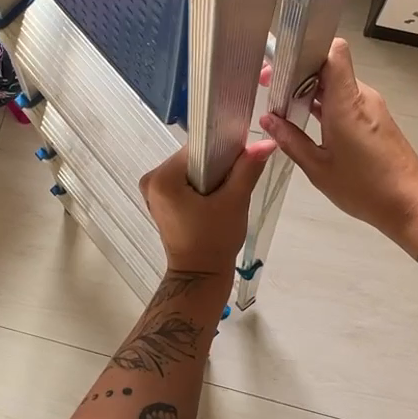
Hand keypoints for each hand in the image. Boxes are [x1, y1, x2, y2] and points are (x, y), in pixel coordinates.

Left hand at [140, 139, 276, 273]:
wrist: (200, 276)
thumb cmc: (214, 241)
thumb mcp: (234, 202)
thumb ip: (247, 169)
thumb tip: (266, 142)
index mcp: (162, 178)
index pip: (195, 149)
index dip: (220, 151)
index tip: (239, 162)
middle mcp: (151, 181)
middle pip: (191, 159)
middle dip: (215, 167)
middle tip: (234, 182)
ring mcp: (153, 192)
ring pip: (190, 170)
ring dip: (209, 177)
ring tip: (225, 193)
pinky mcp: (161, 202)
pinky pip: (184, 182)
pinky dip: (200, 186)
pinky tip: (214, 200)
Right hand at [259, 38, 417, 241]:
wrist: (412, 205)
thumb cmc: (365, 189)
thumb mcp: (318, 169)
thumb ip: (291, 140)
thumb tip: (268, 120)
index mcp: (346, 102)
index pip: (332, 52)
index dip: (305, 49)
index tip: (278, 66)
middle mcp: (361, 96)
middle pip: (328, 66)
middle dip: (296, 72)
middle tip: (268, 87)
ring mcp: (369, 106)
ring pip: (334, 83)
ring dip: (308, 90)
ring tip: (280, 105)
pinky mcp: (373, 119)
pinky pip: (343, 99)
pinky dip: (321, 103)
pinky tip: (303, 120)